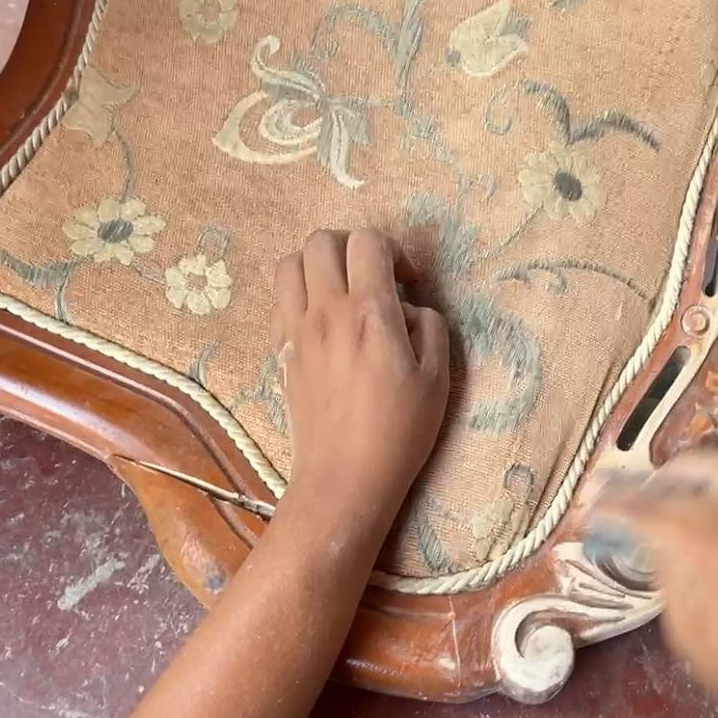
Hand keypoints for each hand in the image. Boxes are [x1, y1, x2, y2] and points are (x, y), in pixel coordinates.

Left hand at [272, 229, 450, 533]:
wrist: (345, 476)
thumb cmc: (399, 432)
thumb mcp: (438, 380)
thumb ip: (430, 328)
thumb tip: (410, 308)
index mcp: (371, 313)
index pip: (368, 242)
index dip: (392, 250)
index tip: (406, 282)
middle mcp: (327, 311)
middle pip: (321, 240)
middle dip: (350, 246)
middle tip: (371, 277)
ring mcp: (297, 329)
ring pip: (289, 262)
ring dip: (317, 264)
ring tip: (339, 290)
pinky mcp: (280, 350)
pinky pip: (278, 298)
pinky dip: (298, 293)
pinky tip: (321, 320)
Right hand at [592, 453, 717, 717]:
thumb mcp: (685, 631)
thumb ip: (666, 572)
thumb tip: (649, 539)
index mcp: (711, 549)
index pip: (648, 509)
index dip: (613, 504)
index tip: (590, 503)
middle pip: (692, 468)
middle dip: (656, 477)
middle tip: (634, 493)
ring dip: (694, 472)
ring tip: (673, 489)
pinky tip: (714, 502)